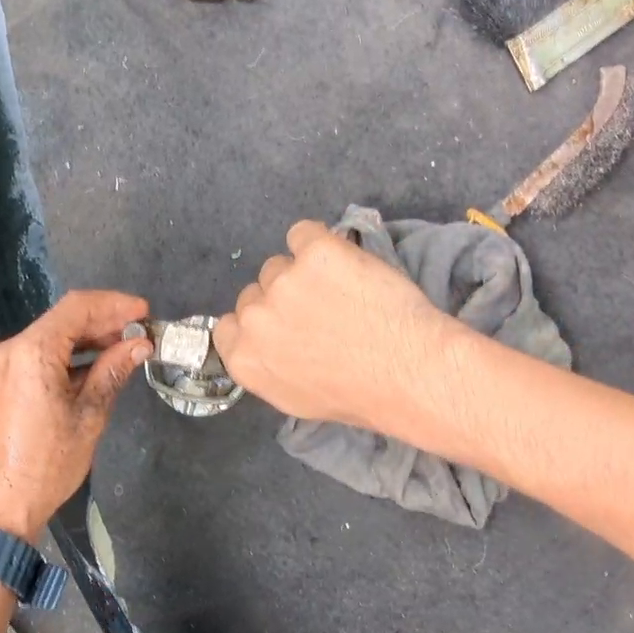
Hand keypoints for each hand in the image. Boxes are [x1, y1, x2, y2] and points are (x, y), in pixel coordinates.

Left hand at [0, 291, 151, 541]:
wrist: (2, 505)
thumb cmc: (49, 464)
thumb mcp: (89, 416)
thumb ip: (112, 372)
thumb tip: (140, 345)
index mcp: (31, 352)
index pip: (76, 309)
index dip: (114, 305)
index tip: (144, 312)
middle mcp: (11, 350)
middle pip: (62, 320)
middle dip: (103, 321)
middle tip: (139, 333)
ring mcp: (1, 365)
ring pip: (50, 337)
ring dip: (86, 339)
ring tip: (124, 348)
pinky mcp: (1, 382)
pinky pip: (38, 356)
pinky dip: (67, 356)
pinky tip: (95, 366)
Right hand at [215, 220, 464, 439]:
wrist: (406, 372)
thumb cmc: (357, 396)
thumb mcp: (295, 399)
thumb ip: (268, 366)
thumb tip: (269, 346)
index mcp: (244, 359)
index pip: (227, 326)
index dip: (256, 323)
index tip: (283, 327)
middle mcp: (253, 320)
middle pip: (254, 294)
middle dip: (279, 300)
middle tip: (320, 314)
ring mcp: (282, 282)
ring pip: (280, 265)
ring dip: (302, 273)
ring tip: (341, 291)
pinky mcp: (315, 253)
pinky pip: (304, 233)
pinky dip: (318, 241)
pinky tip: (342, 261)